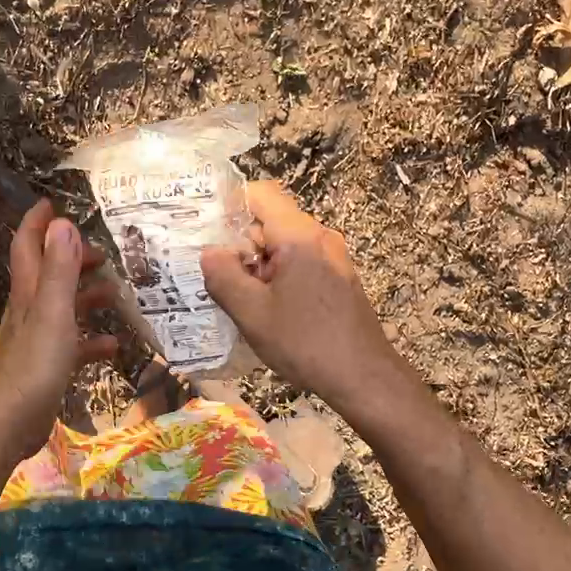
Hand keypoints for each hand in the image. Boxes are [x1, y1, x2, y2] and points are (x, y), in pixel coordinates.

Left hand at [0, 199, 119, 455]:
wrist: (8, 425)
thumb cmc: (32, 366)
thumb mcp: (53, 313)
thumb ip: (60, 269)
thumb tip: (62, 223)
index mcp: (29, 293)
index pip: (28, 245)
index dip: (38, 222)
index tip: (54, 202)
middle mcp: (30, 310)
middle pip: (49, 273)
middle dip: (72, 258)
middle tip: (102, 254)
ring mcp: (36, 340)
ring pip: (63, 307)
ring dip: (86, 296)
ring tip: (115, 294)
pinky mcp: (44, 367)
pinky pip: (71, 344)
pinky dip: (91, 340)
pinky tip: (113, 346)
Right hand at [200, 181, 404, 404]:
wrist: (364, 377)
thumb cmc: (306, 342)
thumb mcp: (252, 313)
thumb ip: (224, 276)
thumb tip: (209, 252)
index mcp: (299, 235)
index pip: (260, 193)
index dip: (229, 205)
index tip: (206, 232)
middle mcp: (320, 237)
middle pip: (270, 220)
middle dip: (240, 243)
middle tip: (216, 274)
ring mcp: (332, 257)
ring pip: (283, 244)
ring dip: (257, 264)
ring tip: (237, 296)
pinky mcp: (337, 277)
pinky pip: (299, 262)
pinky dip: (277, 276)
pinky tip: (265, 308)